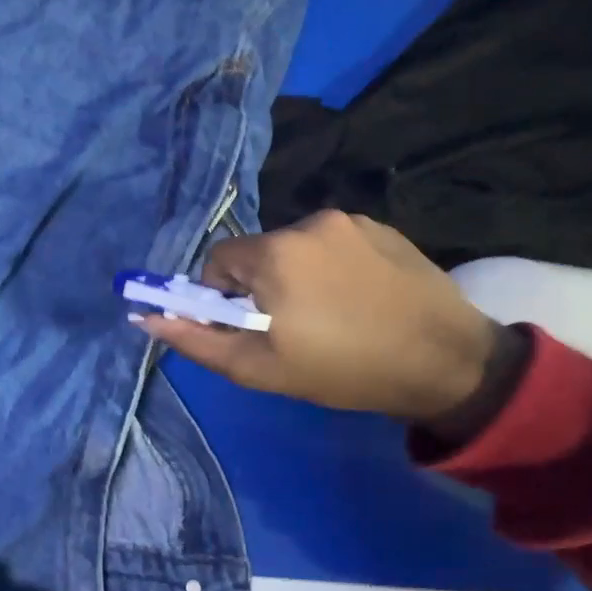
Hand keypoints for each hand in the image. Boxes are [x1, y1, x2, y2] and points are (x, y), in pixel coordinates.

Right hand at [139, 209, 506, 423]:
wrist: (446, 362)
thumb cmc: (341, 369)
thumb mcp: (256, 367)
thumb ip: (195, 339)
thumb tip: (145, 317)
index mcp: (274, 252)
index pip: (218, 261)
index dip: (222, 297)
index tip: (249, 328)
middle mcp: (310, 223)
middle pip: (257, 254)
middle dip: (259, 288)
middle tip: (288, 330)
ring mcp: (353, 222)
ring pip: (295, 249)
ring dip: (295, 277)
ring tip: (327, 317)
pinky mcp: (386, 229)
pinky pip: (332, 245)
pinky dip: (330, 269)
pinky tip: (356, 301)